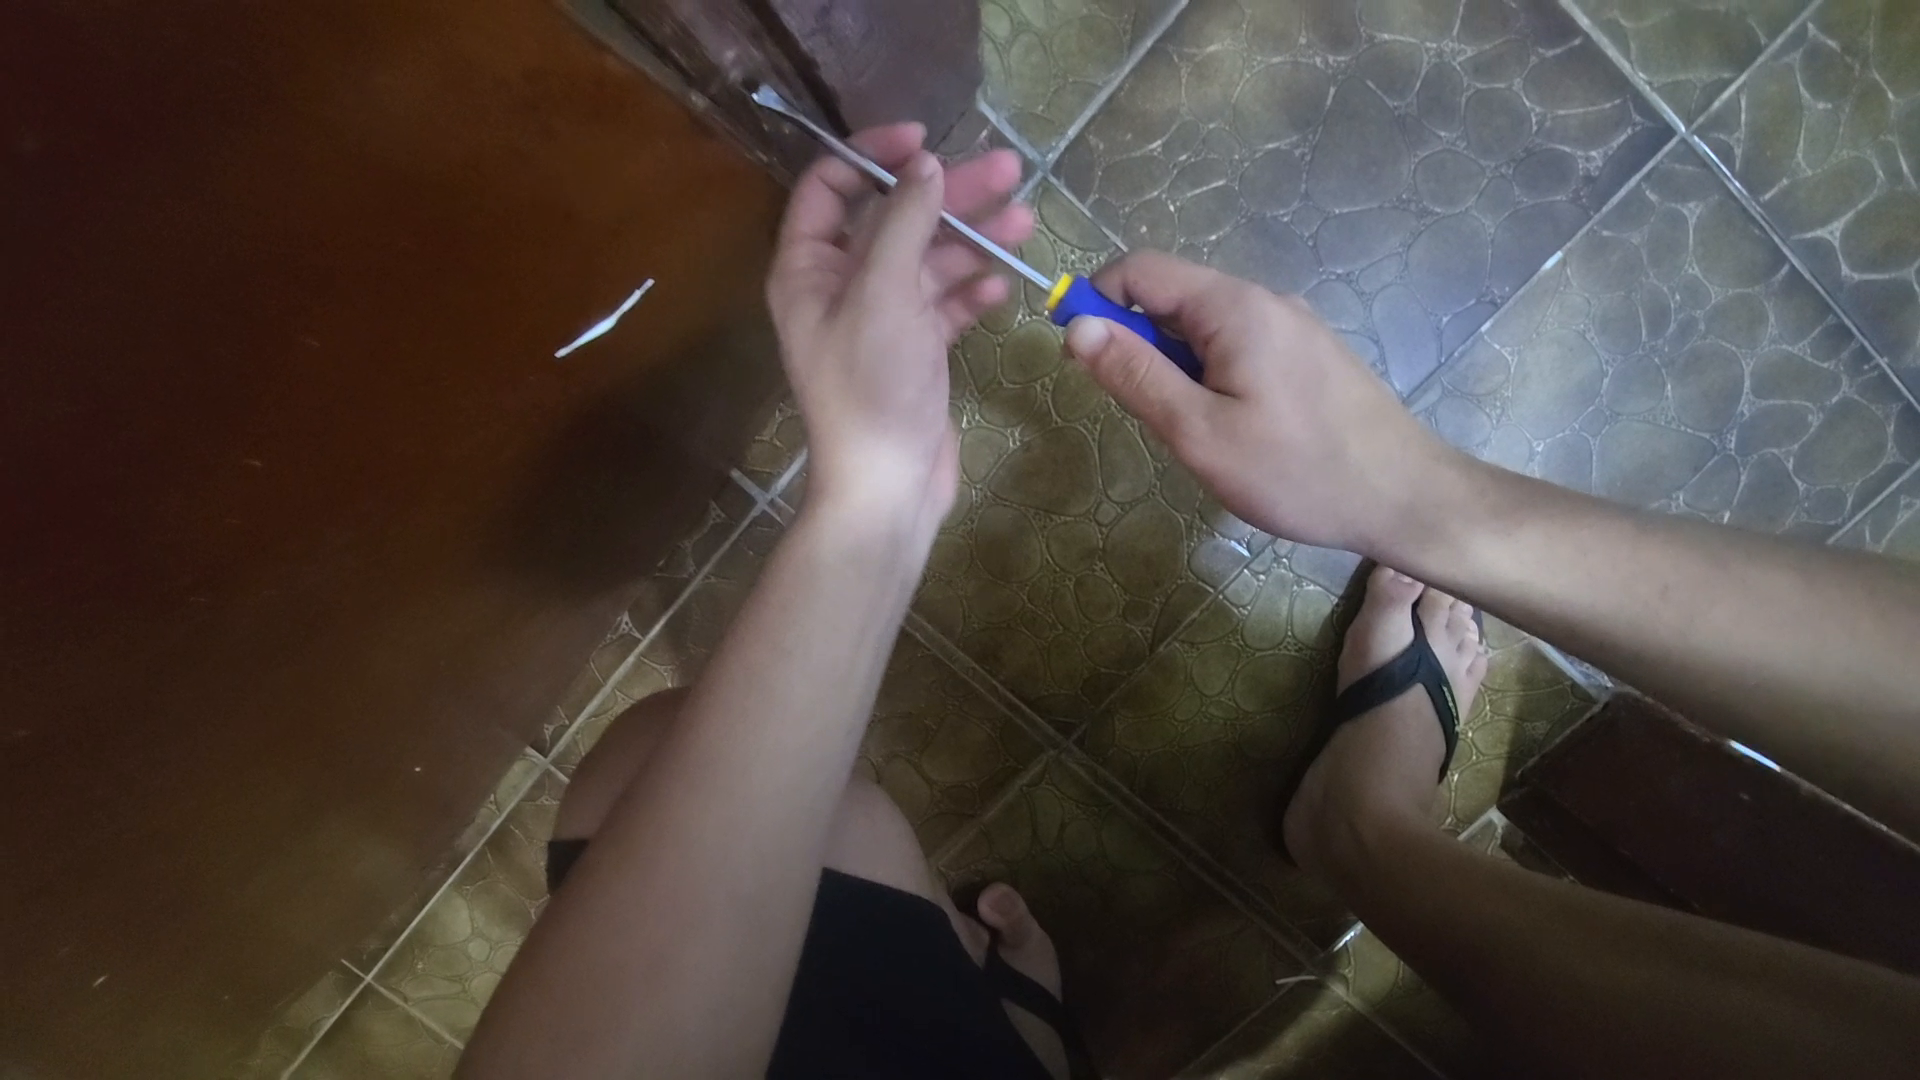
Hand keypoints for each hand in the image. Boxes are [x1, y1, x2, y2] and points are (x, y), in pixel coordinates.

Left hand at [765, 124, 1033, 533]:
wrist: (889, 484)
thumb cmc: (871, 388)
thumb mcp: (882, 294)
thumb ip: (902, 222)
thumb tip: (928, 165)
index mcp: (809, 269)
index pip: (831, 188)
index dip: (873, 156)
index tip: (927, 142)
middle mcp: (842, 288)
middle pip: (894, 221)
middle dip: (949, 197)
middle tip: (1008, 172)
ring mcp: (883, 320)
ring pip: (929, 262)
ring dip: (974, 241)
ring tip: (1026, 221)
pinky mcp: (917, 351)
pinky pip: (946, 307)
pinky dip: (972, 293)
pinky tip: (1003, 285)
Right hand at [1061, 251, 1461, 554]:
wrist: (1404, 498)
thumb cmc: (1295, 470)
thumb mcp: (1199, 431)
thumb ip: (1136, 375)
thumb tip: (1077, 326)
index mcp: (1234, 307)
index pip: (1141, 269)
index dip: (1096, 301)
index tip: (1079, 356)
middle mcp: (1263, 301)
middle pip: (1172, 298)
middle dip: (1137, 343)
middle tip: (1144, 411)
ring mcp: (1290, 326)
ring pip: (1202, 328)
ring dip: (1172, 366)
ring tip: (1191, 429)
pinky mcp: (1305, 355)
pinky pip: (1235, 348)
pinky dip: (1208, 375)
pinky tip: (1228, 426)